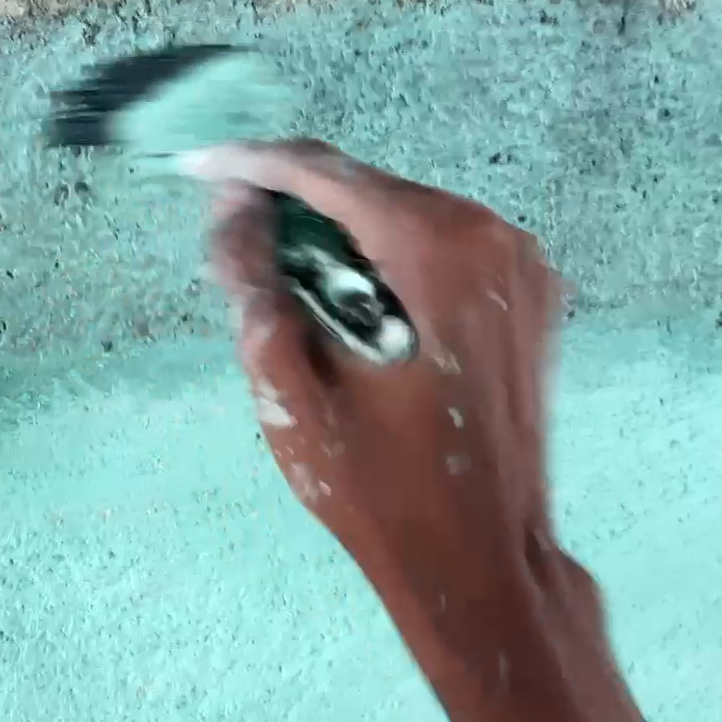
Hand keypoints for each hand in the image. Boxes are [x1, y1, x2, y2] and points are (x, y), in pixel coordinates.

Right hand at [187, 141, 666, 721]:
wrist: (480, 557)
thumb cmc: (374, 479)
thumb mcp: (285, 380)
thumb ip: (251, 278)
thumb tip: (232, 205)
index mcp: (436, 249)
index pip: (323, 174)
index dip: (249, 163)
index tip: (196, 166)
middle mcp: (489, 235)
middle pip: (360, 184)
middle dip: (285, 198)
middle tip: (227, 235)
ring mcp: (518, 260)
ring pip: (392, 207)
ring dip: (324, 226)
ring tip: (272, 268)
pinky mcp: (524, 287)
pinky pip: (427, 238)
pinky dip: (370, 248)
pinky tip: (334, 288)